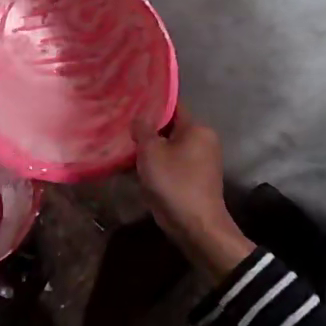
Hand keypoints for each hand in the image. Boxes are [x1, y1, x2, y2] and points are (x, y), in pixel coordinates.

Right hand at [134, 103, 254, 278]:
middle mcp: (204, 140)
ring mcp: (201, 160)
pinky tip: (135, 163)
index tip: (129, 100)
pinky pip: (171, 160)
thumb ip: (143, 129)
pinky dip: (156, 161)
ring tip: (125, 143)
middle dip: (147, 126)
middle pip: (170, 126)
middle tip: (122, 124)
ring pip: (169, 144)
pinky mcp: (194, 177)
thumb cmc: (173, 182)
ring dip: (150, 145)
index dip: (151, 102)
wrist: (195, 225)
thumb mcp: (150, 151)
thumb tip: (139, 118)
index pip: (173, 106)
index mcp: (198, 129)